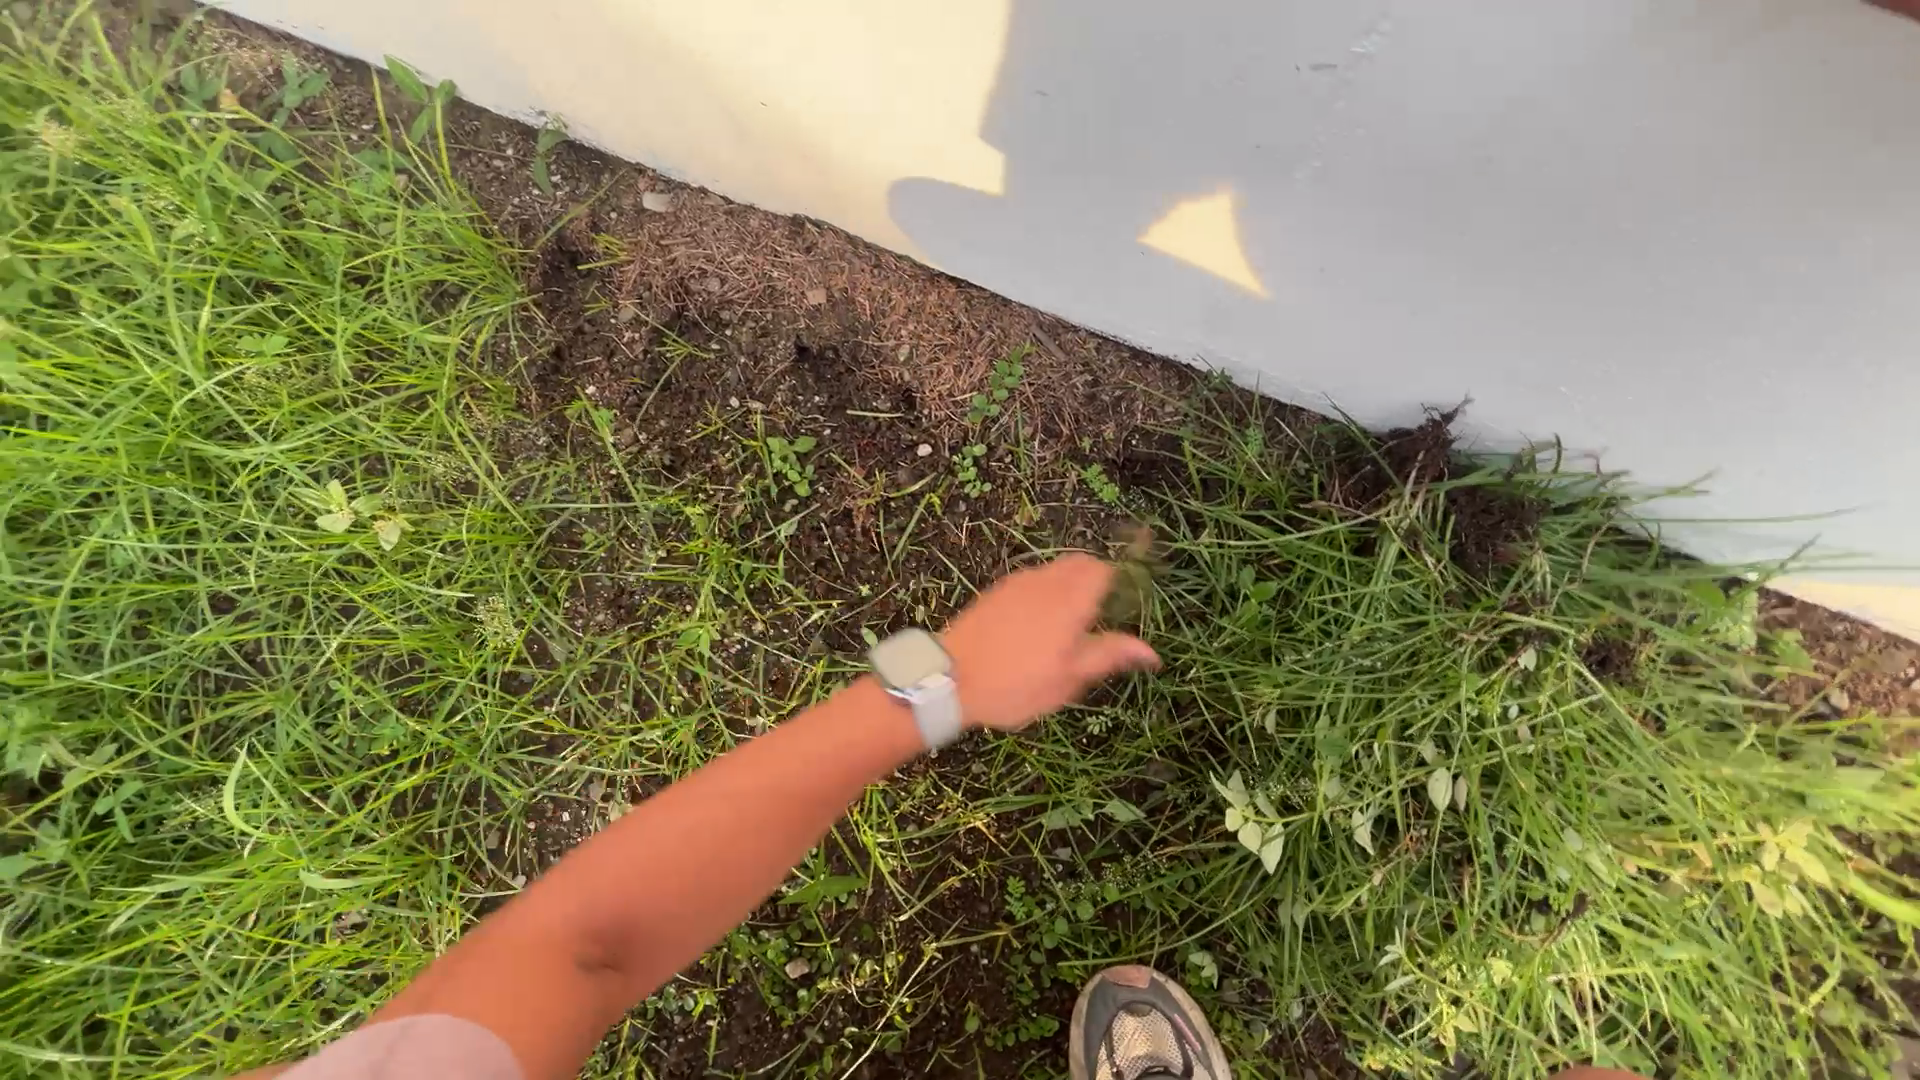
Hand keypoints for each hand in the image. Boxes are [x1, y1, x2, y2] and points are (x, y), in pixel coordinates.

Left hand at [939, 554, 1159, 731]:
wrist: (947, 680)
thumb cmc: (1014, 686)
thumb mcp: (1067, 680)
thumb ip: (1108, 656)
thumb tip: (1151, 652)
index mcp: (1068, 602)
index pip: (1105, 569)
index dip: (1122, 578)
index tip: (1129, 601)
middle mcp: (1044, 583)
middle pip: (1081, 563)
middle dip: (1098, 579)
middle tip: (1105, 612)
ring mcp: (1017, 584)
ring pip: (1056, 569)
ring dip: (1072, 583)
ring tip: (1074, 621)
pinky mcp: (996, 591)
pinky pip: (1033, 579)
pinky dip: (1047, 589)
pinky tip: (1041, 622)